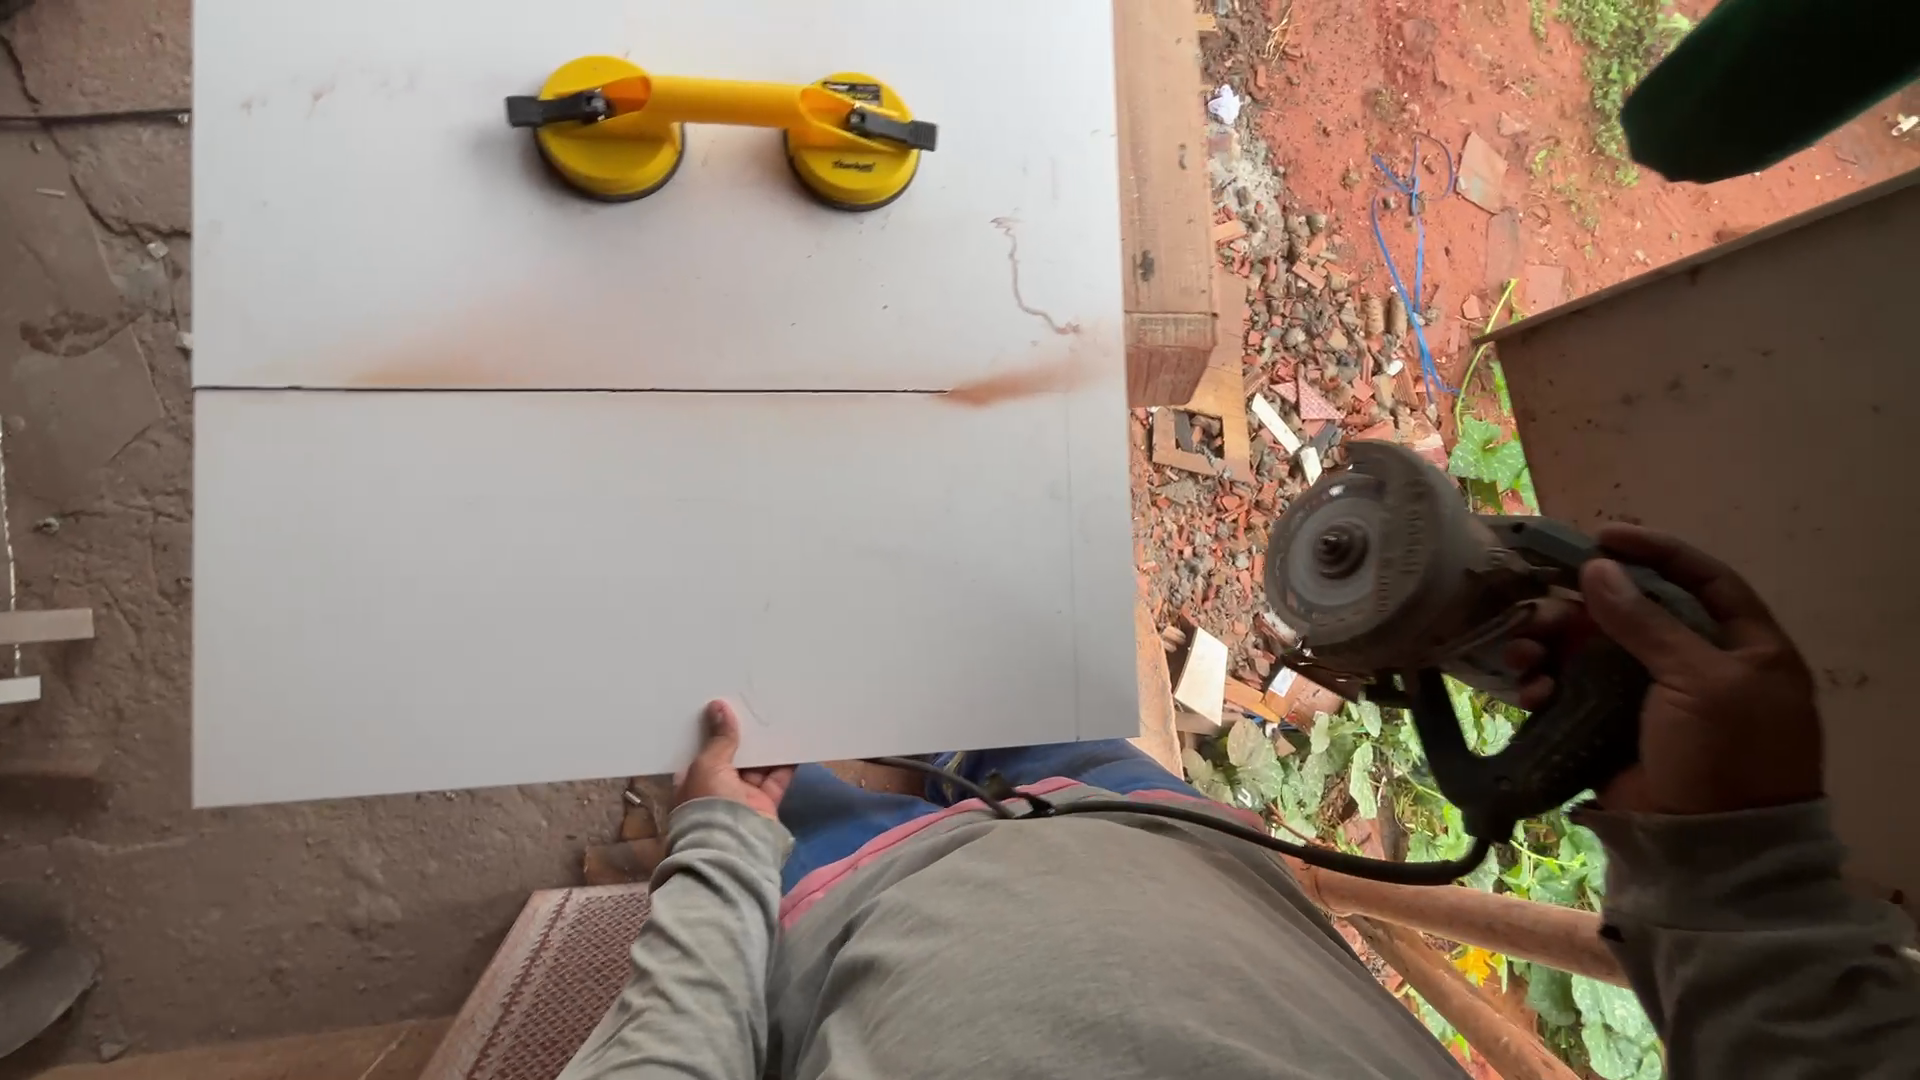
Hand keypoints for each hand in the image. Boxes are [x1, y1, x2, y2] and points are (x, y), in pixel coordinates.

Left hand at [674, 700, 793, 821]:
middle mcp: (716, 789)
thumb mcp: (707, 766)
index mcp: (692, 781)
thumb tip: (718, 706)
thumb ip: (719, 738)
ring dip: (766, 746)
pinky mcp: (765, 803)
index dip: (711, 730)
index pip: (701, 751)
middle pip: (731, 756)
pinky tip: (794, 741)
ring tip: (776, 717)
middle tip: (753, 706)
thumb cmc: (708, 804)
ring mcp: (742, 797)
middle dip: (742, 735)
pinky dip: (786, 763)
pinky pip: (778, 778)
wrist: (733, 847)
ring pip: (756, 766)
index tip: (723, 706)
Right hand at [1504, 524, 1822, 814]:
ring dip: (1545, 647)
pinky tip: (1530, 695)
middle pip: (1624, 611)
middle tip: (1534, 611)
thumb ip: (1645, 622)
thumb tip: (1595, 568)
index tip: (1600, 537)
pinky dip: (1541, 685)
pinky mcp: (1602, 719)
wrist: (1704, 841)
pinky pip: (1563, 686)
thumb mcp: (1699, 681)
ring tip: (1522, 659)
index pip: (1701, 578)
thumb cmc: (1725, 753)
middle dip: (1573, 609)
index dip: (1654, 551)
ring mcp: (1642, 691)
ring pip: (1581, 647)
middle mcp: (1689, 661)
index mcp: (1739, 646)